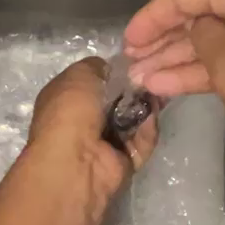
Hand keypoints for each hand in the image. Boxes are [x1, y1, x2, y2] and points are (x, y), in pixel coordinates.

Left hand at [24, 57, 157, 212]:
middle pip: (118, 99)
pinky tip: (151, 118)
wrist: (77, 161)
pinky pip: (142, 140)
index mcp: (67, 97)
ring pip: (133, 118)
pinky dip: (148, 130)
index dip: (115, 71)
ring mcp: (104, 141)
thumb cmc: (71, 110)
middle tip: (154, 78)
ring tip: (158, 94)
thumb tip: (113, 70)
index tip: (136, 63)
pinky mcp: (124, 160)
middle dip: (136, 88)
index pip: (96, 80)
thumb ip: (99, 67)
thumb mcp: (80, 73)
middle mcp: (84, 119)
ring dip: (146, 107)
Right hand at [124, 0, 224, 174]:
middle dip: (164, 39)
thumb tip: (197, 28)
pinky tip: (170, 86)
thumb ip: (204, 39)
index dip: (154, 15)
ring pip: (216, 36)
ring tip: (141, 80)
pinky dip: (206, 69)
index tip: (126, 40)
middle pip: (203, 10)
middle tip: (129, 63)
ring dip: (180, 58)